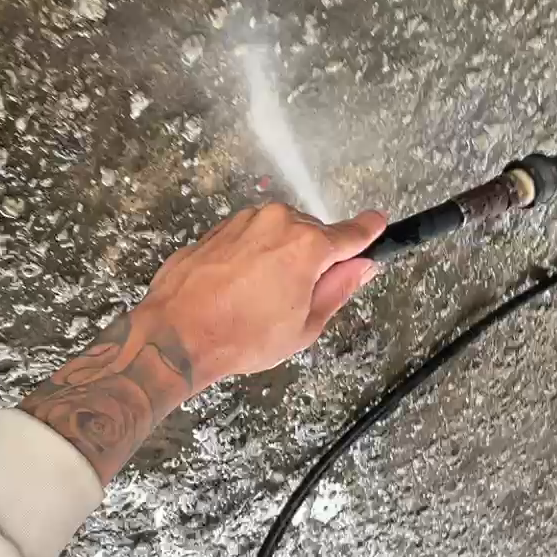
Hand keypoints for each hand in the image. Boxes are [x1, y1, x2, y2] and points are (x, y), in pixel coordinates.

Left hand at [20, 204, 385, 482]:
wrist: (177, 333)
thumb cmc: (240, 336)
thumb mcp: (305, 325)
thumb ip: (339, 289)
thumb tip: (361, 267)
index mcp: (307, 245)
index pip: (352, 233)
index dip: (369, 233)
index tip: (379, 225)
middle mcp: (277, 221)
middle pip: (313, 234)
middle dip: (314, 259)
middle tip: (299, 298)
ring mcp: (244, 220)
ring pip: (280, 233)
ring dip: (281, 256)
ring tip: (262, 298)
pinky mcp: (219, 227)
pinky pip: (251, 236)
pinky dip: (254, 255)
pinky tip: (240, 288)